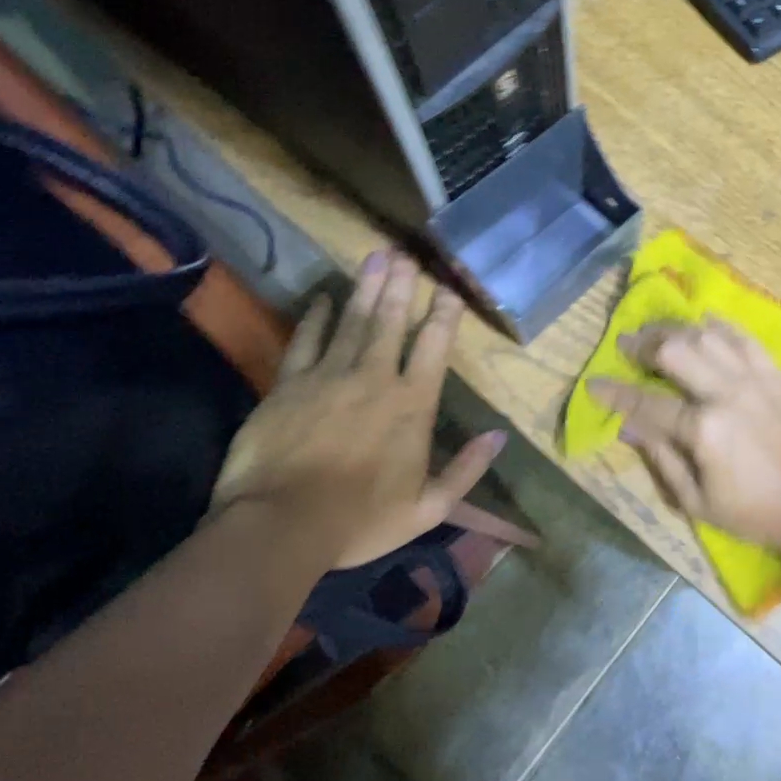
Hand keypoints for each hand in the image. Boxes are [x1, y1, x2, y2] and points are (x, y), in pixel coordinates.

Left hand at [210, 249, 505, 569]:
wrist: (280, 527)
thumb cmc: (360, 520)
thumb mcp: (428, 508)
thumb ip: (467, 469)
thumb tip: (500, 436)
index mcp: (412, 404)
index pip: (433, 346)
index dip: (443, 314)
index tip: (449, 287)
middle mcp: (374, 378)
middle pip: (390, 321)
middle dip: (400, 286)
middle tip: (406, 254)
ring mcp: (328, 377)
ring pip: (352, 322)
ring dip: (365, 288)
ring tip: (375, 257)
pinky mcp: (288, 386)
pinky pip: (305, 342)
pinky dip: (314, 318)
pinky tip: (322, 298)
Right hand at [588, 321, 780, 555]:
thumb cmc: (754, 512)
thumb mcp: (697, 501)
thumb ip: (661, 459)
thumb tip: (630, 426)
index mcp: (704, 429)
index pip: (647, 403)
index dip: (615, 394)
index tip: (594, 384)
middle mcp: (726, 392)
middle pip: (675, 350)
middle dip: (644, 344)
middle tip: (627, 346)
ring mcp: (754, 377)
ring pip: (707, 335)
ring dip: (677, 329)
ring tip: (658, 333)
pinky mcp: (775, 373)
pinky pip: (743, 337)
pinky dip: (719, 327)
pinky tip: (702, 326)